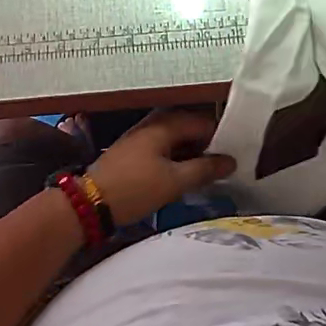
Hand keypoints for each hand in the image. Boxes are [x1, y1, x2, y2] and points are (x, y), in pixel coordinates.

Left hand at [85, 109, 236, 224]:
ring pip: (175, 139)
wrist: (89, 203)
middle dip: (207, 145)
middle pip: (189, 128)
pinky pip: (163, 148)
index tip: (236, 155)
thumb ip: (205, 169)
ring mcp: (140, 137)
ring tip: (207, 172)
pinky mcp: (132, 152)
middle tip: (223, 164)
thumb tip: (231, 161)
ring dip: (191, 153)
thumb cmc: (135, 189)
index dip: (222, 137)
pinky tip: (183, 174)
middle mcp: (152, 124)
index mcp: (164, 124)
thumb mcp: (175, 181)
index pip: (203, 122)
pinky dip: (176, 158)